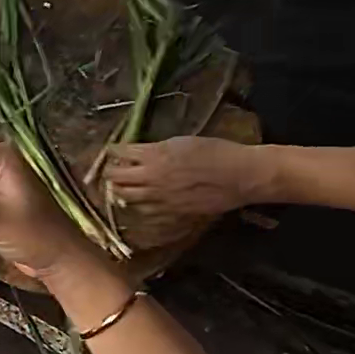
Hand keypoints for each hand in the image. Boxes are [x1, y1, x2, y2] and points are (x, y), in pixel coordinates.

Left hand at [105, 137, 278, 218]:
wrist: (243, 175)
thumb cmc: (216, 152)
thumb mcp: (180, 142)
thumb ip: (154, 149)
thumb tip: (137, 152)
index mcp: (153, 155)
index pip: (118, 153)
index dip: (113, 151)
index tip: (113, 151)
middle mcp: (150, 177)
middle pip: (114, 177)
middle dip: (110, 171)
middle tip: (114, 169)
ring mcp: (159, 197)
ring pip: (123, 196)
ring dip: (120, 189)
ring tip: (124, 185)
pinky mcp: (170, 211)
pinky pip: (143, 211)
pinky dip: (138, 205)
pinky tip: (142, 200)